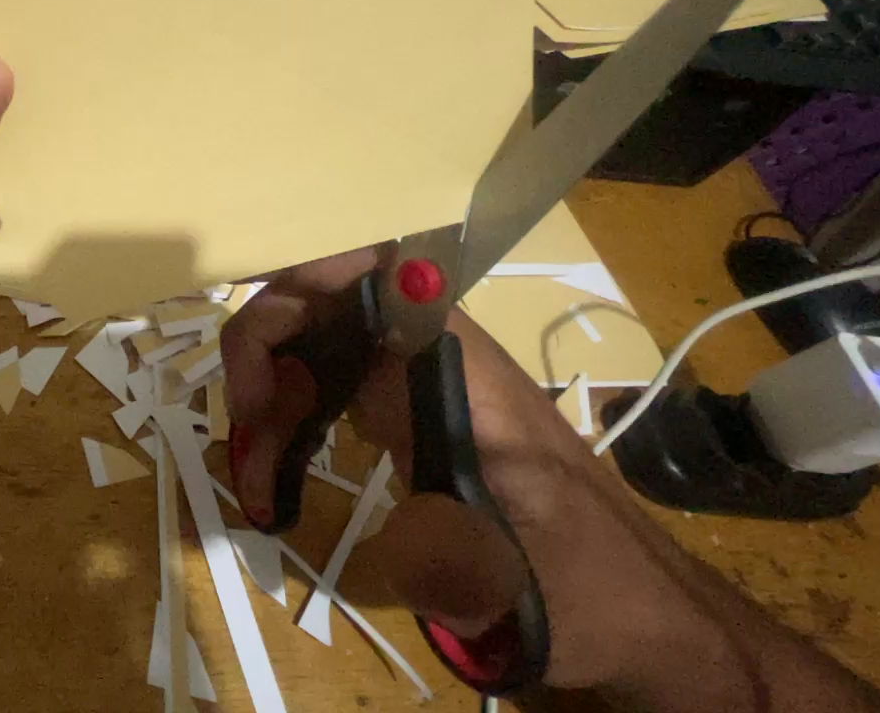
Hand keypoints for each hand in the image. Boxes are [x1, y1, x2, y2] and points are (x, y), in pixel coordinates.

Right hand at [221, 247, 727, 690]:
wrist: (633, 611)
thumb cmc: (590, 585)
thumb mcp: (524, 583)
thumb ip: (462, 560)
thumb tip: (401, 530)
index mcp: (449, 360)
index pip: (373, 268)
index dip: (307, 272)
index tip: (263, 335)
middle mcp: (416, 351)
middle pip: (312, 309)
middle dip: (259, 361)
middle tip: (246, 438)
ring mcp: (401, 380)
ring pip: (303, 355)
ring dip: (266, 414)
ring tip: (258, 497)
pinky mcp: (393, 414)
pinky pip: (316, 396)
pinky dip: (285, 434)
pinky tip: (276, 489)